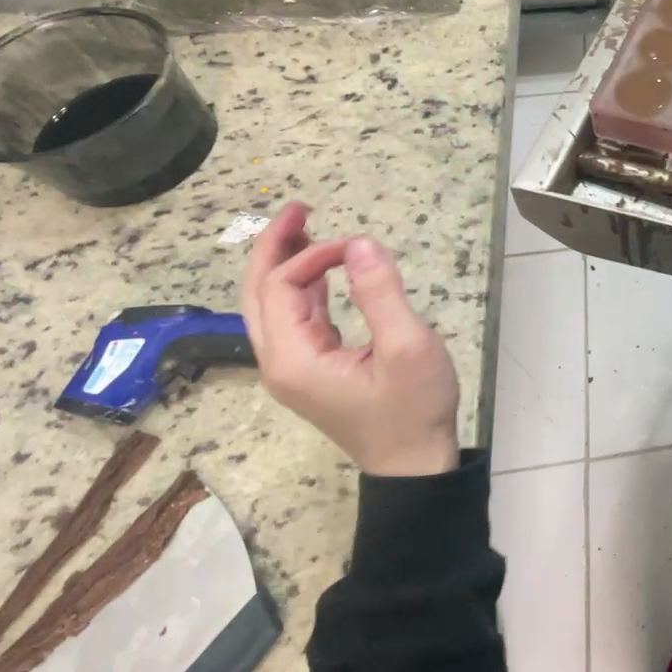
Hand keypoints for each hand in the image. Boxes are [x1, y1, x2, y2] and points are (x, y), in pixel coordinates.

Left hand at [239, 203, 460, 475]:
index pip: (282, 287)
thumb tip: (360, 242)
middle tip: (299, 208)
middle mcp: (280, 362)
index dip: (315, 255)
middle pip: (258, 295)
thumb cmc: (413, 407)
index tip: (360, 245)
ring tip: (307, 227)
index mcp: (294, 358)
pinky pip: (294, 320)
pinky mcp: (312, 371)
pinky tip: (322, 271)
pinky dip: (302, 287)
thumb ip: (381, 292)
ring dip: (285, 265)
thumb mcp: (408, 347)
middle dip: (274, 248)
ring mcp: (294, 369)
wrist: (413, 464)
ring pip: (271, 306)